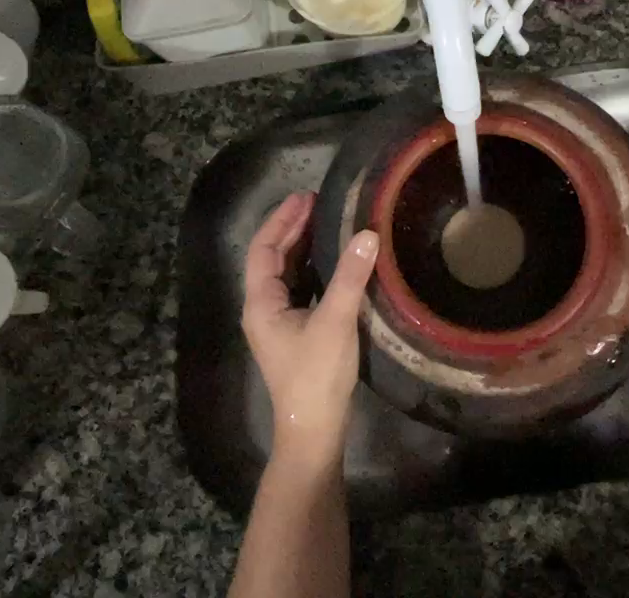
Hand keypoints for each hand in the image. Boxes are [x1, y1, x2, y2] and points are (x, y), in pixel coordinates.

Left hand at [241, 191, 379, 469]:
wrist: (314, 431)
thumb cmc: (316, 375)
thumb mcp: (335, 321)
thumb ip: (349, 276)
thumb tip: (367, 233)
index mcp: (261, 303)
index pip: (263, 249)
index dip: (282, 220)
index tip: (305, 196)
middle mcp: (264, 309)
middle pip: (273, 258)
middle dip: (292, 228)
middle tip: (319, 201)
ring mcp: (280, 322)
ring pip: (287, 273)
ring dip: (303, 246)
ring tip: (328, 221)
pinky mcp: (297, 333)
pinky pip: (301, 288)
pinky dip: (314, 267)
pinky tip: (336, 259)